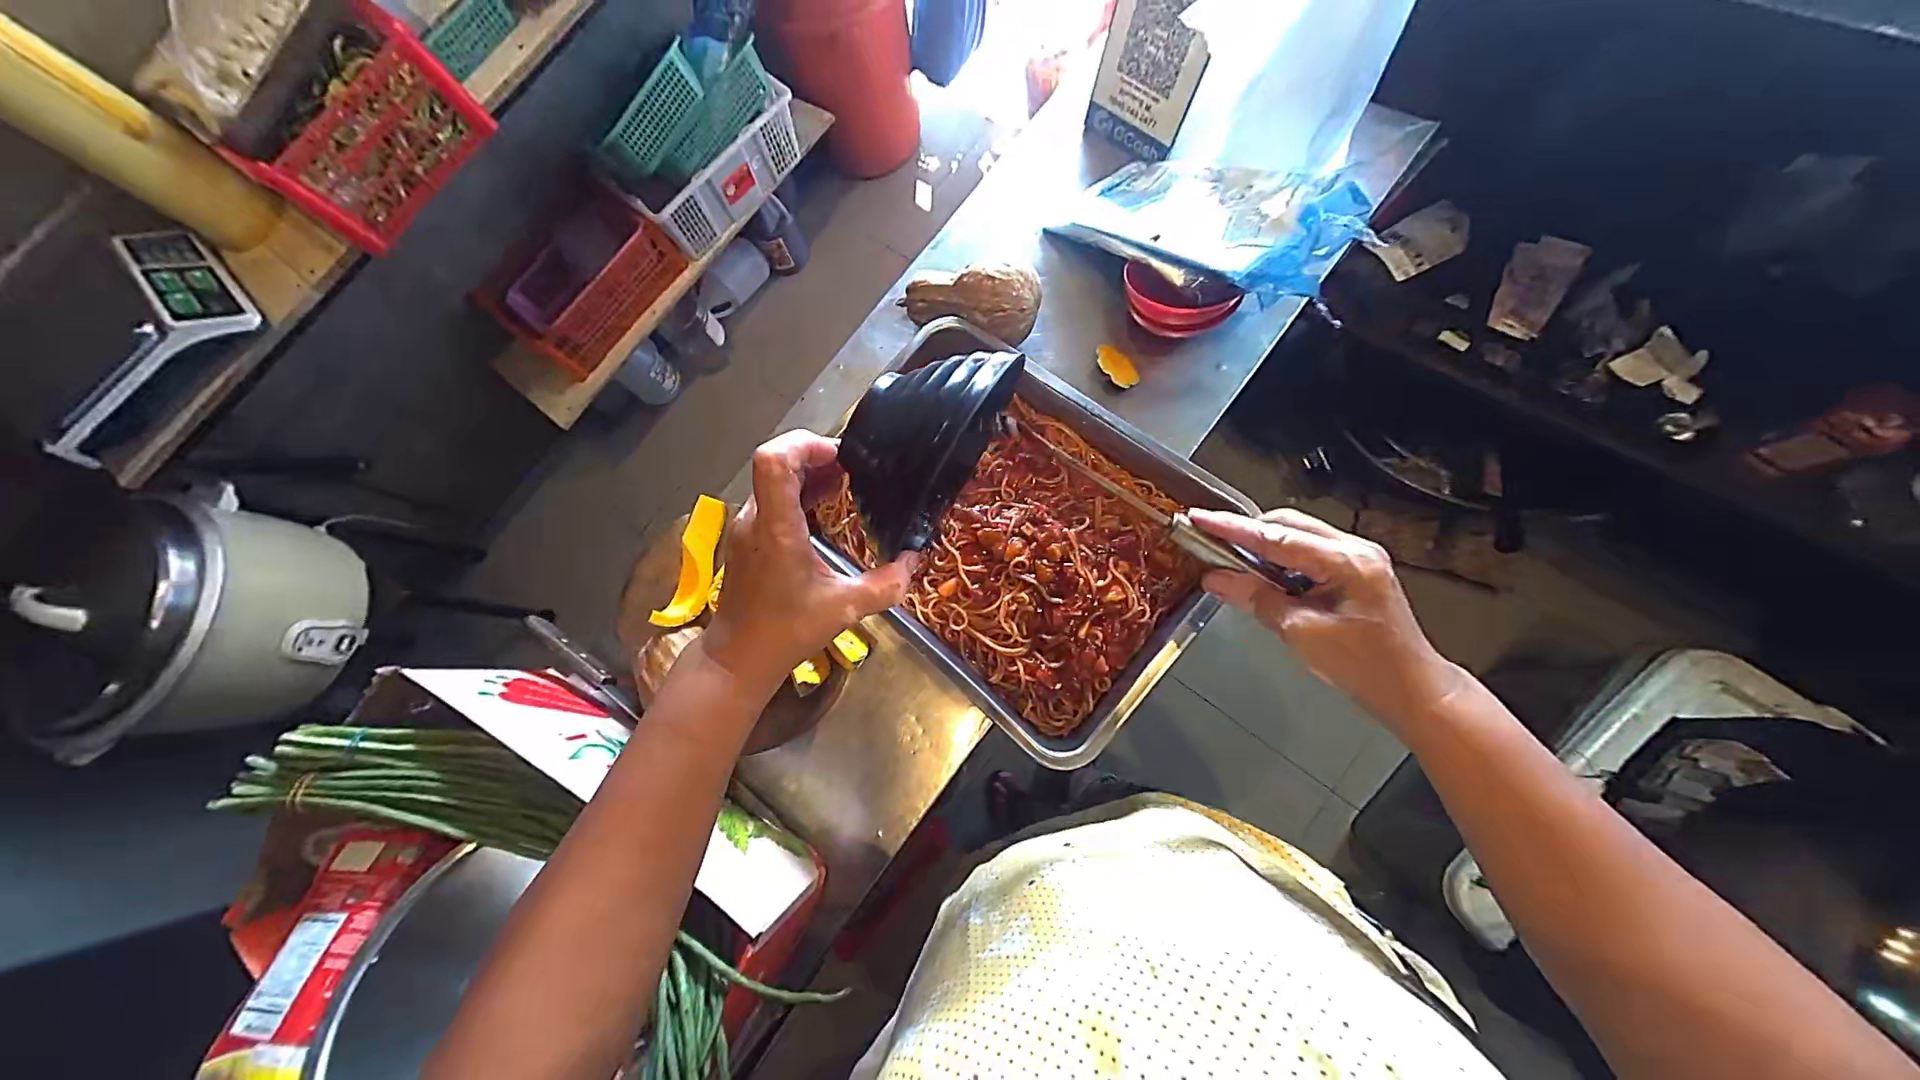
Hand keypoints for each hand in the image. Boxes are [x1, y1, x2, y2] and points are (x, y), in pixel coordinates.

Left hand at [699, 431, 916, 694]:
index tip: (840, 456)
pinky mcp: (747, 537)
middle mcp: (755, 520)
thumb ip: (886, 585)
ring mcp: (746, 527)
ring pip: (772, 479)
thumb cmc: (786, 633)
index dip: (805, 445)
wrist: (739, 657)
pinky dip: (798, 491)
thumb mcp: (845, 609)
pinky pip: (771, 498)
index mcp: (777, 530)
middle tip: (852, 466)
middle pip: (775, 462)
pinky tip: (825, 503)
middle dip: (815, 455)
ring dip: (807, 472)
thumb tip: (913, 561)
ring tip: (844, 480)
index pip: (774, 462)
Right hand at [1187, 508, 1465, 734]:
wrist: (1412, 690)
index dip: (1231, 528)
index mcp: (1346, 562)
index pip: (1275, 537)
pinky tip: (1263, 579)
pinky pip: (1307, 552)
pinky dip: (1280, 560)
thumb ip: (1257, 599)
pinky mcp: (1354, 570)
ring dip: (1263, 548)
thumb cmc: (1368, 667)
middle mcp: (1355, 551)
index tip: (1200, 518)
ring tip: (1232, 565)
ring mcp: (1357, 558)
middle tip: (1211, 544)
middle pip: (1286, 525)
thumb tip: (1217, 578)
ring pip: (1296, 536)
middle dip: (1246, 533)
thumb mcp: (1301, 633)